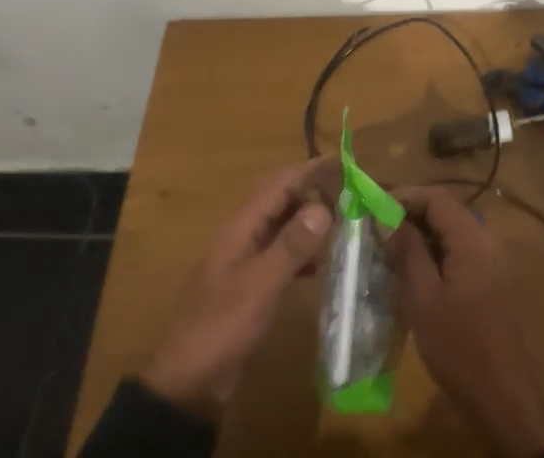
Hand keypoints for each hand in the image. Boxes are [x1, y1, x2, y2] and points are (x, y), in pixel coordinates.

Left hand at [141, 158, 336, 419]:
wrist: (189, 381)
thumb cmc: (222, 327)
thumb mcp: (260, 285)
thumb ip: (291, 245)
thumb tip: (323, 207)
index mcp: (241, 228)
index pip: (280, 184)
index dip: (311, 170)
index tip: (346, 161)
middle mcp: (244, 236)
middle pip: (281, 199)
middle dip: (314, 190)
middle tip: (353, 191)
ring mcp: (247, 261)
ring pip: (284, 226)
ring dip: (312, 219)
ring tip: (348, 221)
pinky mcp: (254, 286)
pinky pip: (284, 255)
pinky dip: (306, 251)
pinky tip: (328, 261)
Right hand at [387, 187, 543, 457]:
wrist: (502, 394)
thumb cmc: (459, 346)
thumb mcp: (423, 298)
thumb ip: (408, 252)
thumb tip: (388, 217)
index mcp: (473, 240)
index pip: (437, 198)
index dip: (404, 197)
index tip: (372, 209)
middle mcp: (486, 241)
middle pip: (445, 212)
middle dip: (409, 216)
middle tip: (375, 231)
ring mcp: (491, 261)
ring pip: (451, 233)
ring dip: (420, 236)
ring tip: (386, 252)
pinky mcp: (490, 280)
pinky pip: (458, 252)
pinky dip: (434, 254)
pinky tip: (410, 273)